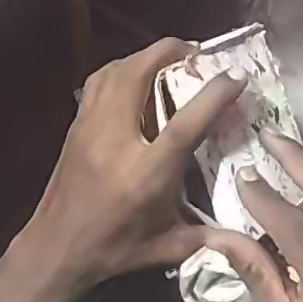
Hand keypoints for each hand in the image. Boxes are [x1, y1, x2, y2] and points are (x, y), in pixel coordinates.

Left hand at [11, 37, 258, 298]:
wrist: (54, 249)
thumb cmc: (114, 250)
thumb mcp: (168, 247)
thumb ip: (211, 236)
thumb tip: (248, 236)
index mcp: (145, 173)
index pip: (185, 122)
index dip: (214, 94)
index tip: (236, 75)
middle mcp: (115, 140)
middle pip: (138, 74)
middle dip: (169, 52)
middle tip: (195, 52)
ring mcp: (89, 129)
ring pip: (114, 71)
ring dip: (143, 56)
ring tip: (167, 59)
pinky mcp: (75, 128)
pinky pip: (97, 83)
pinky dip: (119, 70)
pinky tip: (133, 78)